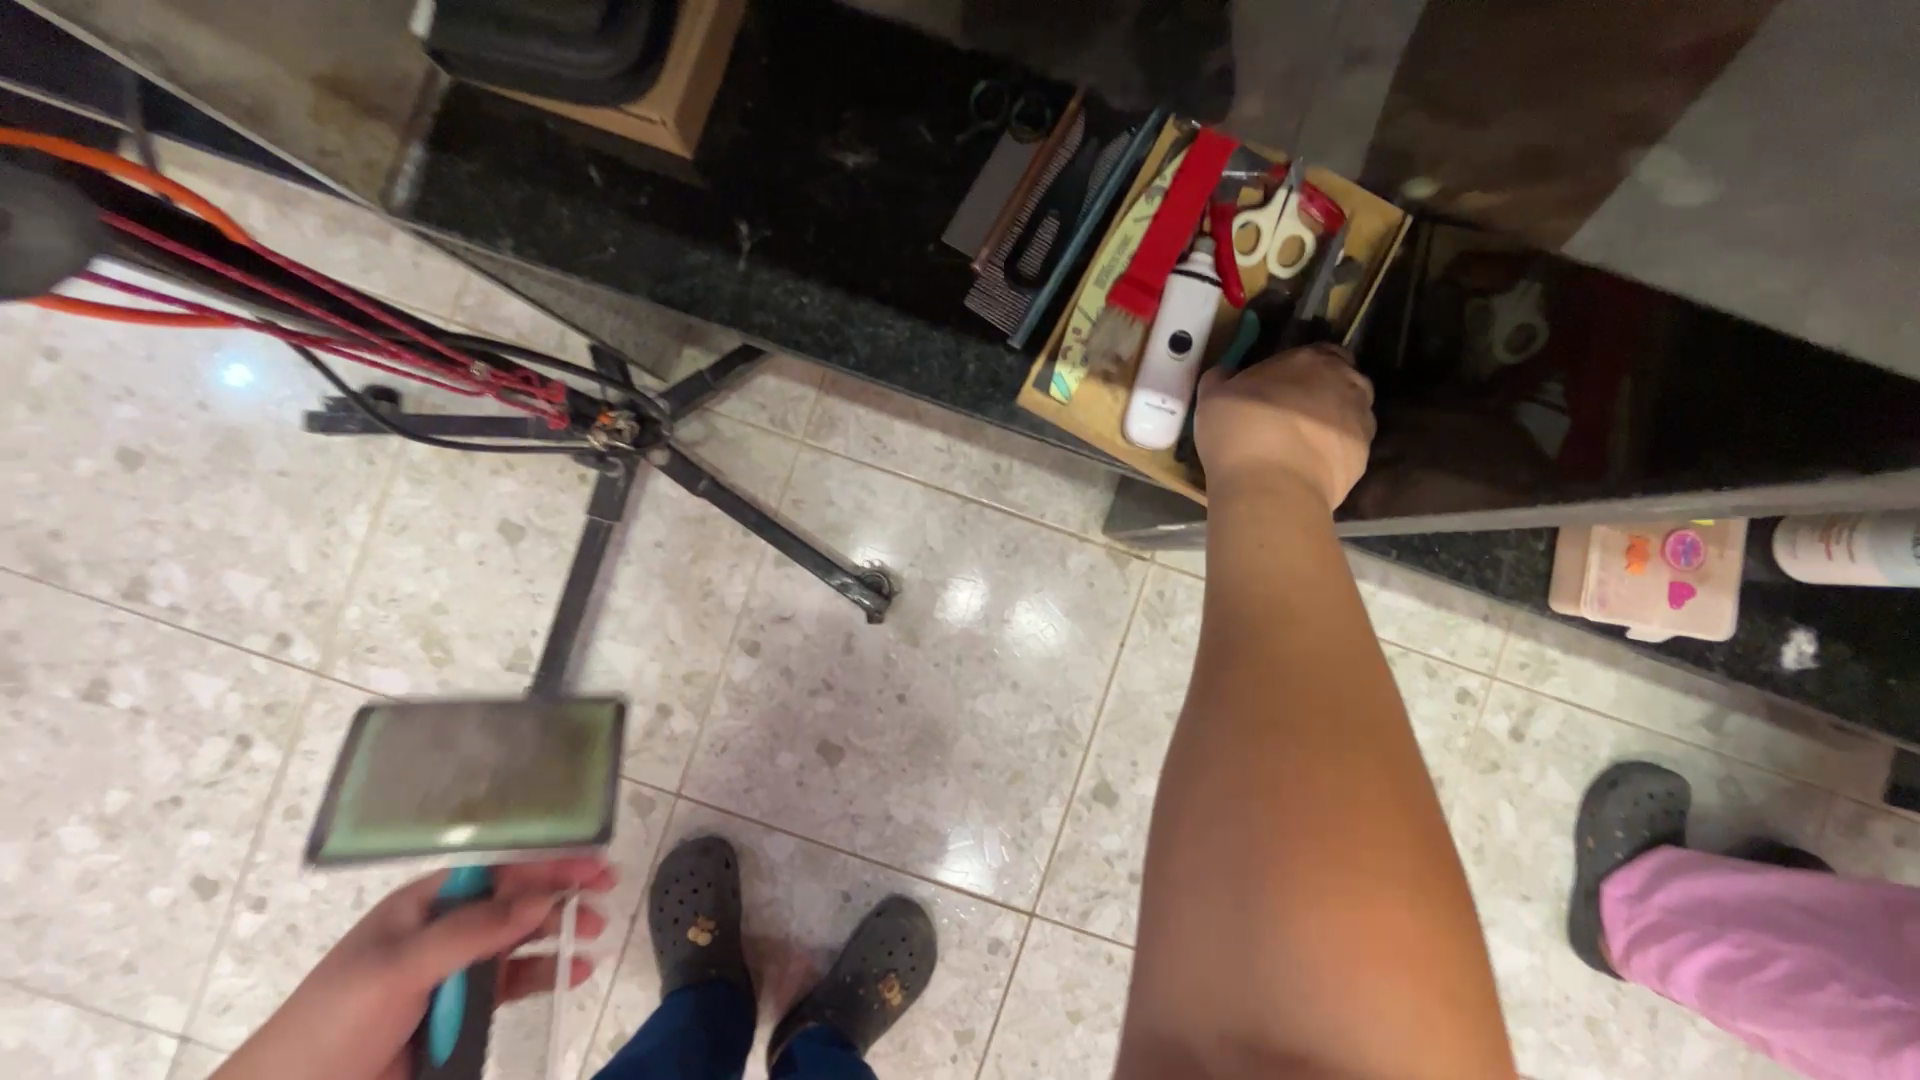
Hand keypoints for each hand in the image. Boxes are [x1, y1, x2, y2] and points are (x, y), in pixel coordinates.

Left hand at [213, 858, 617, 1079]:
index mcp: (424, 905)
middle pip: (515, 901)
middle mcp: (444, 930)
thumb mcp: (401, 968)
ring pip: (519, 941)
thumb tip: (543, 896)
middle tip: (606, 895)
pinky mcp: (461, 1012)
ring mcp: (454, 972)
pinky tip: (575, 973)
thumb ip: (474, 931)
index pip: (496, 870)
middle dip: (560, 894)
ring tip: (593, 936)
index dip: (545, 863)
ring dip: (559, 934)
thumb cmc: (336, 1023)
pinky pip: (513, 984)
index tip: (591, 865)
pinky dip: (547, 975)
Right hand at [1195, 343, 1375, 511]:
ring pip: (1350, 415)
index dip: (1304, 368)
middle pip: (1342, 381)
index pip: (1321, 352)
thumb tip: (1227, 374)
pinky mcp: (1363, 458)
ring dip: (1331, 423)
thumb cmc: (1239, 431)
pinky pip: (1347, 450)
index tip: (1284, 384)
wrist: (1270, 488)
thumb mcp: (1213, 397)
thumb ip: (1224, 378)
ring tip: (1300, 446)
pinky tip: (1307, 468)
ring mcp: (1361, 421)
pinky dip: (1332, 455)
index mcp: (1309, 360)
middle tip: (1292, 414)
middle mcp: (1345, 383)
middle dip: (1323, 393)